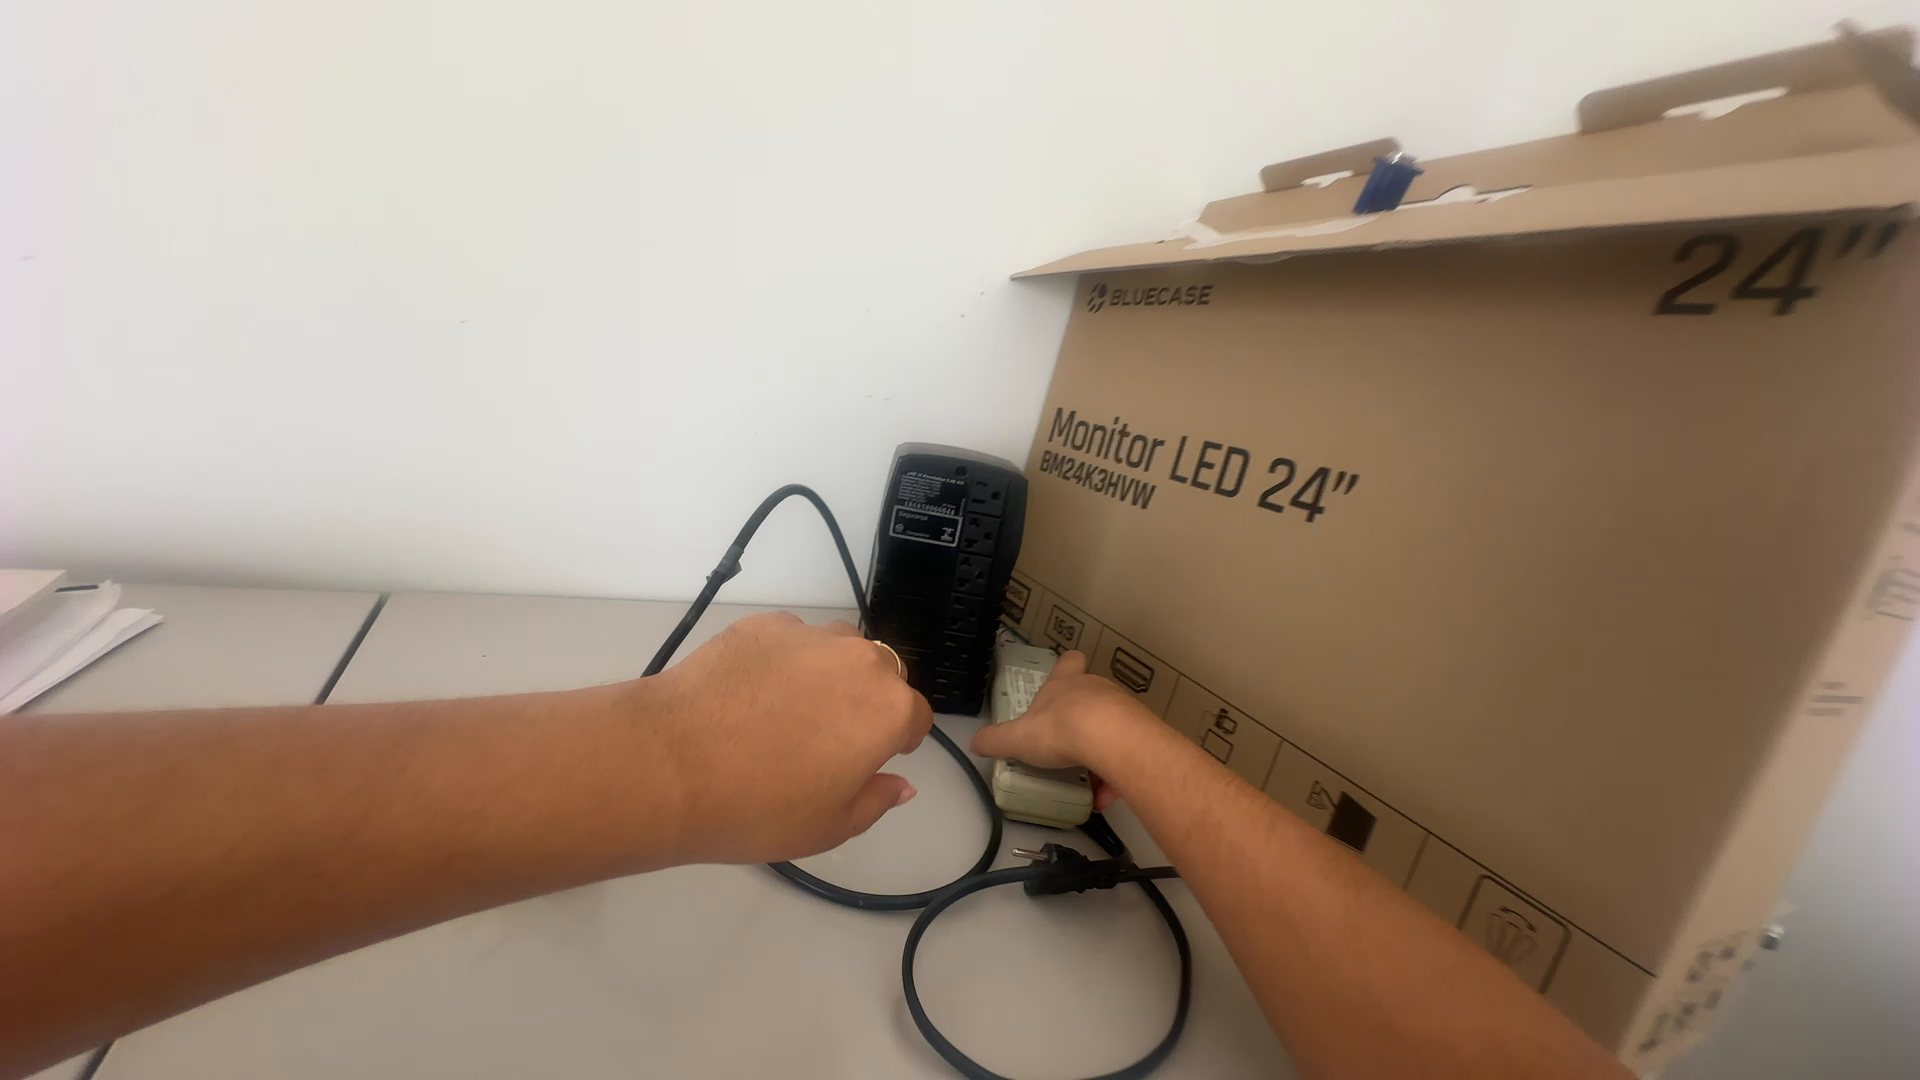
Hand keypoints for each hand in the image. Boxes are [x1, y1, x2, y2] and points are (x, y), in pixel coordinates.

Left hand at [627, 613, 933, 864]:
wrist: (669, 763)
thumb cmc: (758, 807)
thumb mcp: (829, 826)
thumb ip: (876, 801)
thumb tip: (901, 784)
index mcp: (888, 709)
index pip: (916, 716)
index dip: (900, 739)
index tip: (874, 757)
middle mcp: (859, 660)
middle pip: (883, 673)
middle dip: (869, 700)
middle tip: (828, 737)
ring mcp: (810, 635)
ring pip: (839, 648)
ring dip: (831, 673)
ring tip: (788, 709)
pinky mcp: (765, 624)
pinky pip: (791, 638)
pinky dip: (784, 659)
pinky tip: (750, 691)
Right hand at [969, 651, 1160, 809]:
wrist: (1111, 740)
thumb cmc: (1059, 729)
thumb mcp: (1017, 738)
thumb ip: (995, 740)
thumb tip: (974, 742)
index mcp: (1065, 684)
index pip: (1069, 662)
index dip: (1066, 667)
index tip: (1063, 677)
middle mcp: (1096, 689)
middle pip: (1090, 696)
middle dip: (1081, 719)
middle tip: (1067, 745)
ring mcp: (1123, 709)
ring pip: (1111, 727)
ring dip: (1100, 752)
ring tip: (1087, 782)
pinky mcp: (1141, 733)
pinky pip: (1127, 754)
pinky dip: (1116, 775)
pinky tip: (1105, 798)